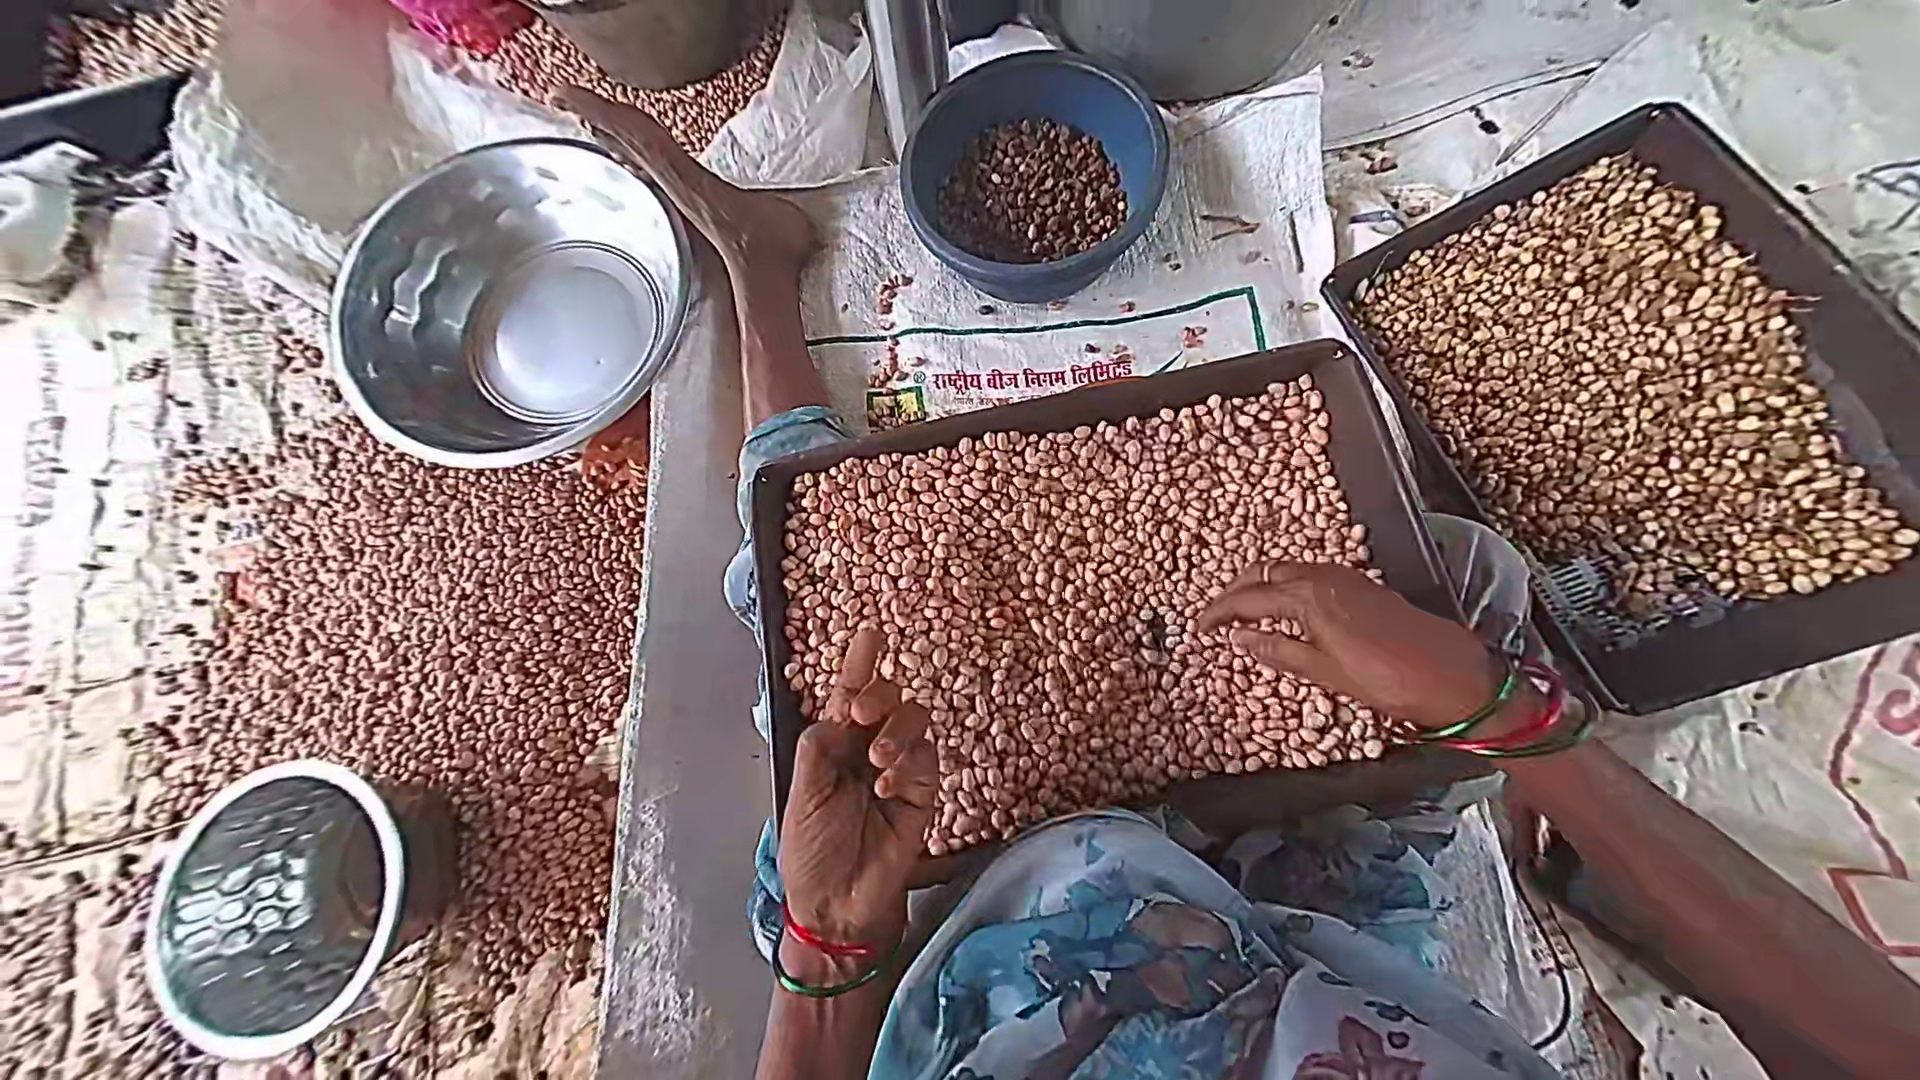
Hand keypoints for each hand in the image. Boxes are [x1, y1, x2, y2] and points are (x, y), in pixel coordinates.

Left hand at [779, 628, 936, 950]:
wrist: (837, 904)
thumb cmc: (811, 849)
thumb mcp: (801, 793)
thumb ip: (819, 746)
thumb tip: (841, 712)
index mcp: (837, 742)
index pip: (850, 691)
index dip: (861, 662)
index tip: (871, 633)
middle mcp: (869, 745)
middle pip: (887, 697)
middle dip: (878, 693)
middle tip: (861, 711)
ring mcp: (900, 765)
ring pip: (914, 718)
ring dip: (896, 729)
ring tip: (877, 759)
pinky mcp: (923, 789)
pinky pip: (927, 758)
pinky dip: (908, 764)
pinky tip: (887, 786)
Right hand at [1196, 563, 1501, 729]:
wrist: (1460, 678)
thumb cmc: (1389, 681)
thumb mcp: (1325, 673)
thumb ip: (1277, 650)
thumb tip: (1238, 637)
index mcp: (1307, 598)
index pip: (1247, 599)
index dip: (1218, 613)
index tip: (1199, 628)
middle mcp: (1321, 577)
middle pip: (1260, 573)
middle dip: (1233, 592)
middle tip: (1216, 616)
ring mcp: (1343, 576)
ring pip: (1283, 568)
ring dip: (1257, 584)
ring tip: (1243, 610)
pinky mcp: (1359, 582)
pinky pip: (1307, 572)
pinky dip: (1283, 583)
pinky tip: (1282, 605)